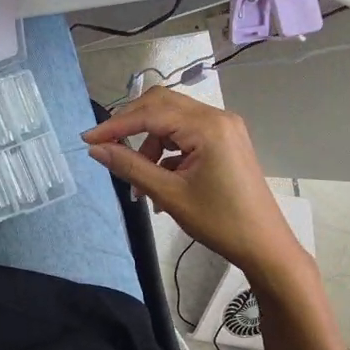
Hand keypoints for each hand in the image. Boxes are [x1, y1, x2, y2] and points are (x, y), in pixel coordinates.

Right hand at [81, 87, 304, 278]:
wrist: (263, 244)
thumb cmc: (218, 221)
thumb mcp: (168, 194)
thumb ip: (130, 166)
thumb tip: (96, 149)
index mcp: (207, 127)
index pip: (150, 114)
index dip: (115, 125)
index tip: (87, 140)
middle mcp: (217, 118)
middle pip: (161, 104)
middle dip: (130, 125)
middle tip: (105, 148)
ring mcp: (224, 128)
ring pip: (171, 120)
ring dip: (147, 142)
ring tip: (137, 181)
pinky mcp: (224, 140)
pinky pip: (185, 134)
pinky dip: (165, 151)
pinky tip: (156, 179)